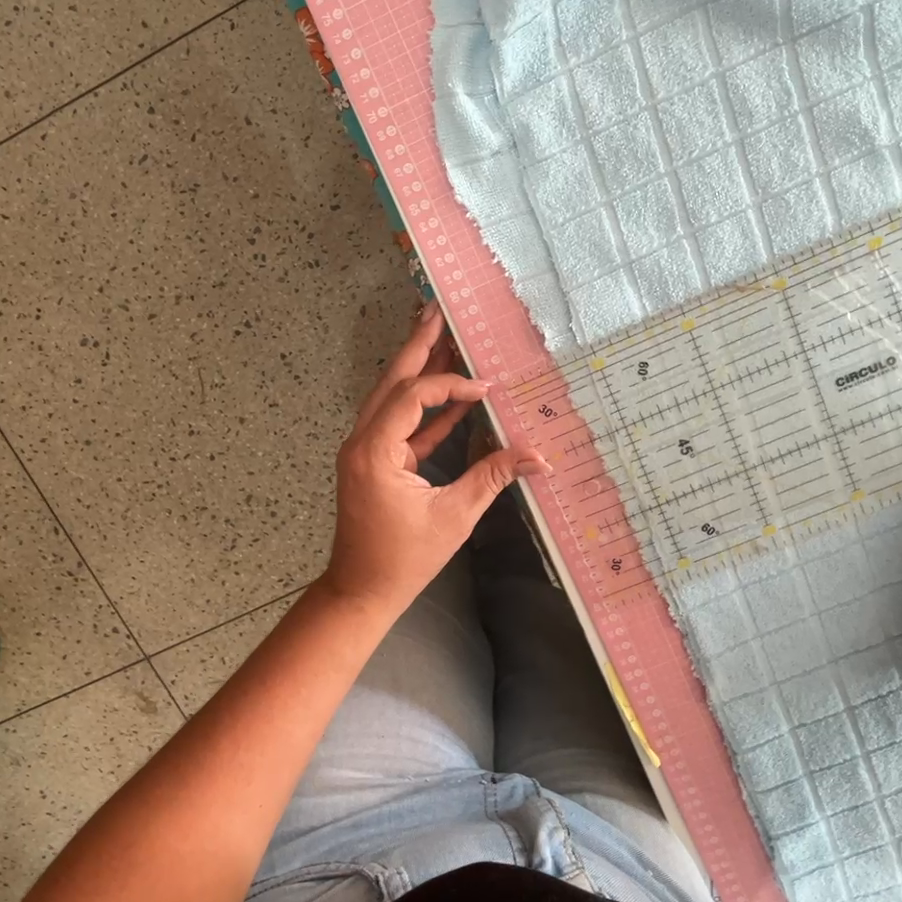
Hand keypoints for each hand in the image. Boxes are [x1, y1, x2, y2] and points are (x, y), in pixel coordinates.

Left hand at [322, 302, 550, 611]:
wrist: (361, 590)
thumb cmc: (403, 559)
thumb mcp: (454, 517)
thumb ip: (492, 477)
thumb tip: (540, 456)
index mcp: (374, 451)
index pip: (412, 397)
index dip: (449, 385)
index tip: (484, 386)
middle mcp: (362, 441)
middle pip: (392, 381)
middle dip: (417, 345)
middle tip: (437, 310)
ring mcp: (365, 449)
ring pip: (392, 397)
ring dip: (418, 368)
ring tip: (443, 334)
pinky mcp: (375, 460)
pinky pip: (400, 423)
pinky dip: (425, 408)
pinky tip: (453, 392)